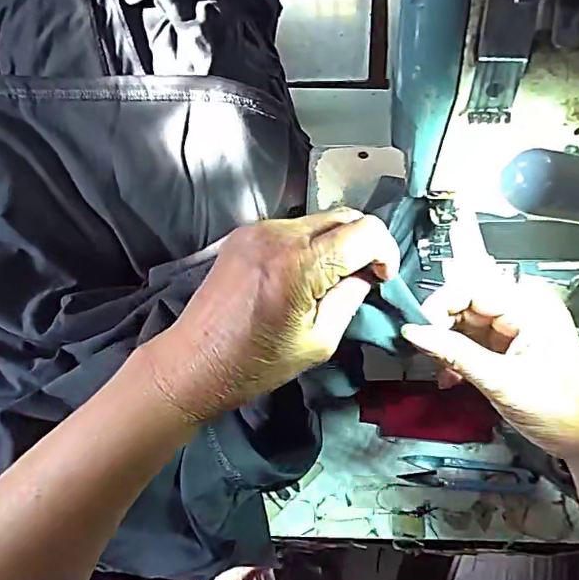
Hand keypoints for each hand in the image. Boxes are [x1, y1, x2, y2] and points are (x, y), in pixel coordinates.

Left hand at [142, 208, 399, 422]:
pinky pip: (294, 228)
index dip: (385, 251)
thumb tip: (366, 274)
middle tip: (364, 277)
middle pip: (345, 216)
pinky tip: (304, 275)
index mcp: (298, 266)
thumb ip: (350, 298)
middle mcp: (276, 237)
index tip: (382, 276)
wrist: (193, 362)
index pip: (365, 231)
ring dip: (336, 243)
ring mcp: (257, 230)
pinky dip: (311, 245)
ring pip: (320, 220)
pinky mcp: (245, 234)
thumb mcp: (319, 341)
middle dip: (364, 244)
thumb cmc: (252, 363)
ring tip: (329, 281)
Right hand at [399, 275, 578, 464]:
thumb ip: (454, 354)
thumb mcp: (500, 381)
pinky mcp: (507, 346)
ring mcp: (515, 327)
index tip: (418, 328)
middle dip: (440, 328)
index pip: (471, 287)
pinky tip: (451, 375)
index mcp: (531, 306)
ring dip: (445, 346)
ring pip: (463, 323)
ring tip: (441, 368)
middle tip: (424, 350)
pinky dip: (455, 357)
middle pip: (464, 303)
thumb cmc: (566, 410)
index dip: (440, 305)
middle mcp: (523, 310)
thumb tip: (416, 333)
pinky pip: (470, 341)